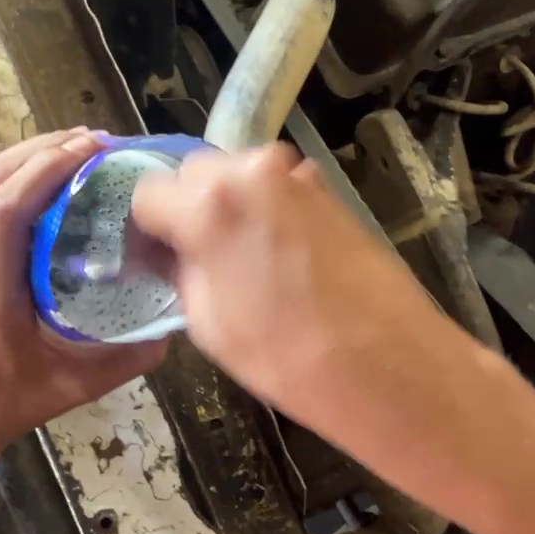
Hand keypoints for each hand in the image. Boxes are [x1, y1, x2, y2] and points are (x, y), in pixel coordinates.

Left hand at [0, 130, 167, 471]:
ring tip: (70, 148)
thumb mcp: (74, 387)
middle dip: (40, 150)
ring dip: (22, 157)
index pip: (7, 209)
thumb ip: (126, 359)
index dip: (47, 169)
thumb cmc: (8, 403)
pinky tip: (40, 177)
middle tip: (91, 140)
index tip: (90, 150)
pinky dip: (8, 176)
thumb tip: (171, 328)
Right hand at [130, 145, 455, 415]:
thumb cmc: (286, 355)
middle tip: (195, 256)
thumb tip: (174, 253)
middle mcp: (251, 171)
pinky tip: (279, 253)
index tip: (155, 256)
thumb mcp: (208, 323)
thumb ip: (181, 271)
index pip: (148, 192)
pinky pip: (277, 188)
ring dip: (229, 204)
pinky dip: (266, 208)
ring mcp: (296, 175)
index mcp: (209, 203)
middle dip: (188, 207)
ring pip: (238, 175)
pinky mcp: (329, 190)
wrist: (386, 362)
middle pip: (195, 173)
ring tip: (241, 257)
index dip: (148, 227)